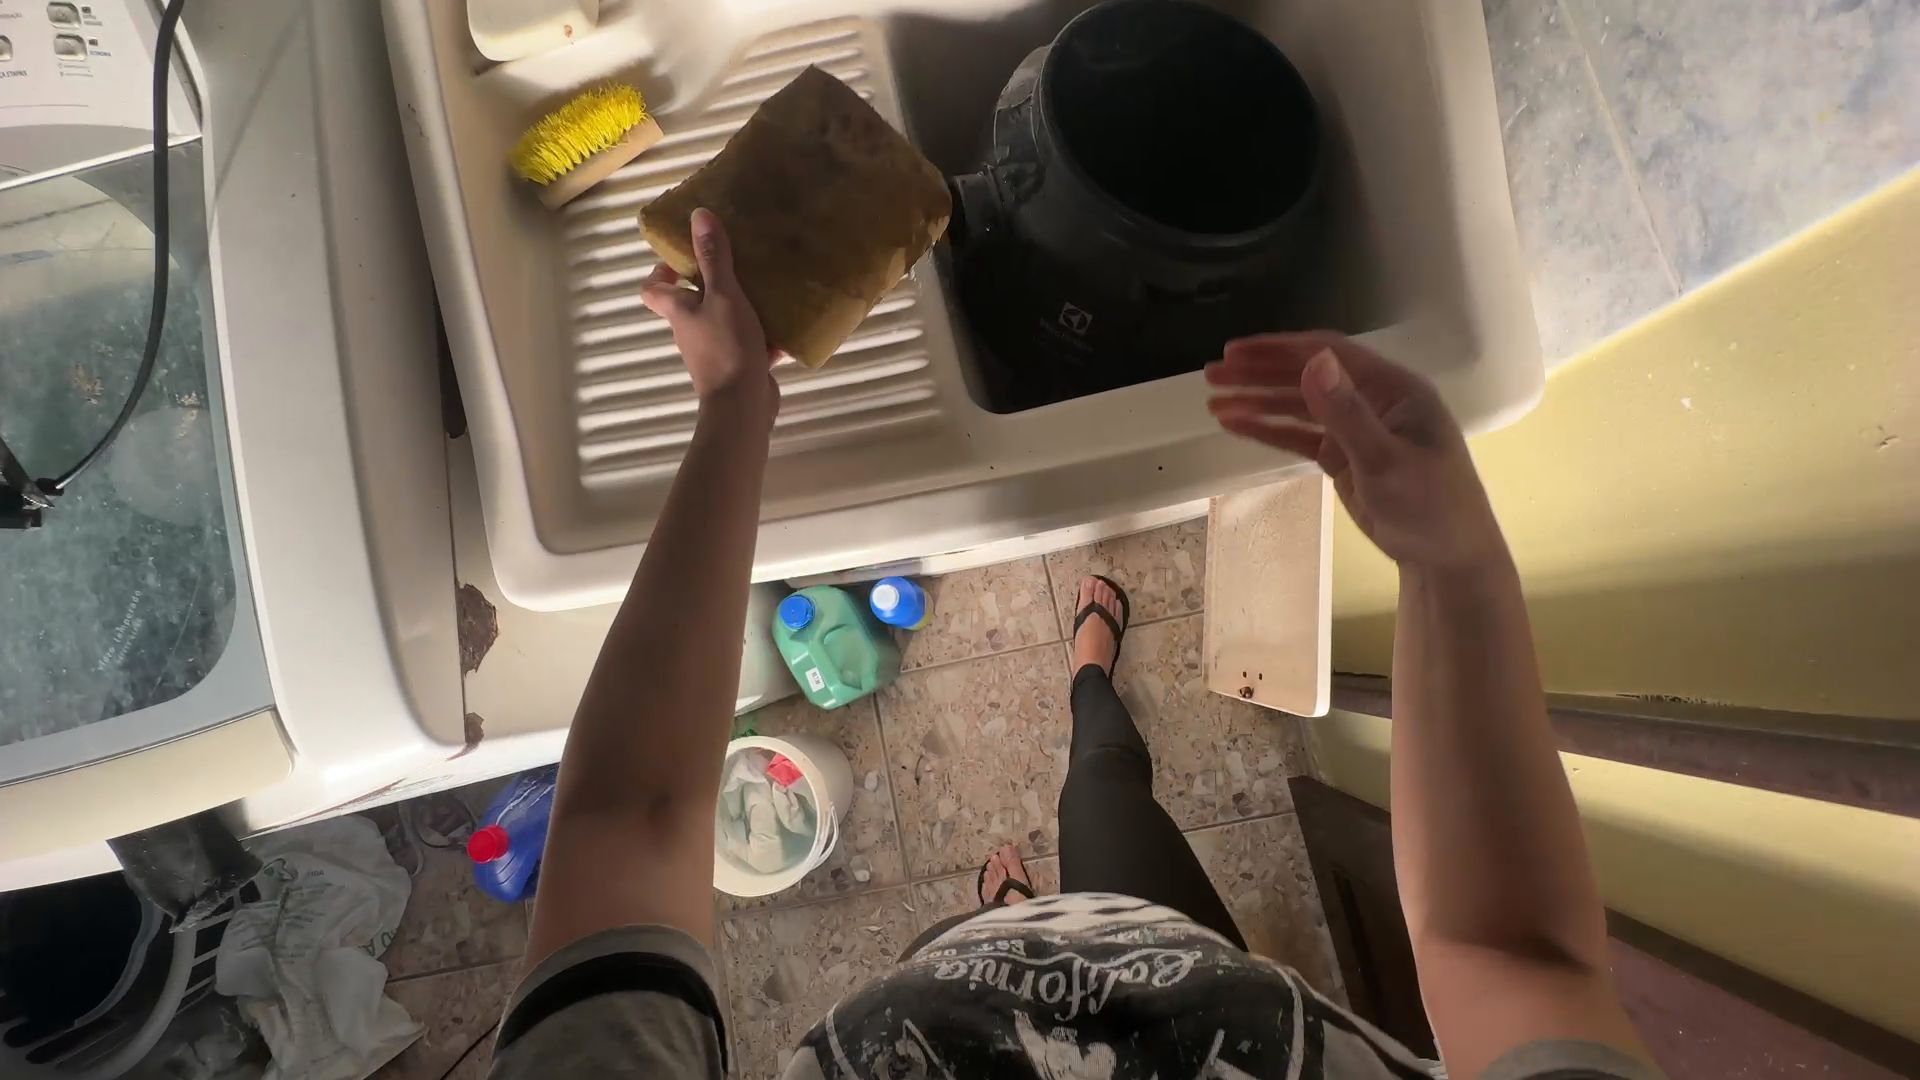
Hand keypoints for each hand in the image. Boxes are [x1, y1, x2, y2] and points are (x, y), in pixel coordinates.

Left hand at [640, 208, 779, 419]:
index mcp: (680, 313)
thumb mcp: (723, 296)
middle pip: (692, 306)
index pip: (653, 290)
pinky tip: (785, 328)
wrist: (742, 405)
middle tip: (735, 269)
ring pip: (724, 325)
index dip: (661, 274)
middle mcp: (692, 334)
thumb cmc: (727, 347)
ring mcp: (715, 354)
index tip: (681, 261)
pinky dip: (764, 339)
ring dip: (740, 311)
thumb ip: (714, 258)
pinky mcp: (739, 370)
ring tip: (765, 293)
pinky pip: (750, 347)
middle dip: (711, 288)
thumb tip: (698, 215)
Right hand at [1206, 332, 1506, 571]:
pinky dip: (1269, 430)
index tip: (1234, 352)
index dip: (1278, 350)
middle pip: (1306, 376)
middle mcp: (1372, 400)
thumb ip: (1345, 411)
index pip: (1328, 353)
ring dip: (1257, 402)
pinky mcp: (1342, 455)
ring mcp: (1355, 428)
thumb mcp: (1384, 458)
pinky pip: (1299, 436)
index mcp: (1392, 388)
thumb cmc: (1427, 506)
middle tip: (1212, 374)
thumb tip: (1313, 361)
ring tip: (1213, 402)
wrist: (1445, 556)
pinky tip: (1237, 425)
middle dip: (1258, 374)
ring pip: (1298, 406)